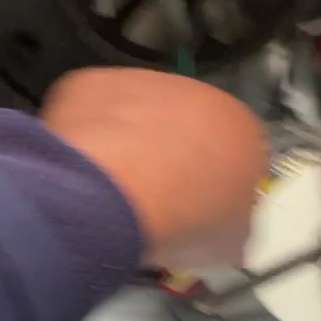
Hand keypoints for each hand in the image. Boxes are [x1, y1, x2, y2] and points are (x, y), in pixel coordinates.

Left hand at [41, 68, 267, 269]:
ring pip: (133, 110)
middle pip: (183, 122)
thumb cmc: (182, 217)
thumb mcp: (230, 241)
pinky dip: (84, 129)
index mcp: (240, 125)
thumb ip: (233, 220)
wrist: (113, 190)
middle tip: (147, 193)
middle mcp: (193, 90)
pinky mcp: (88, 80)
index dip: (213, 179)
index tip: (193, 205)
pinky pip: (88, 106)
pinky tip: (80, 161)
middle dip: (167, 153)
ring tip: (108, 182)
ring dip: (124, 137)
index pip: (235, 148)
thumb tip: (221, 224)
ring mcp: (137, 80)